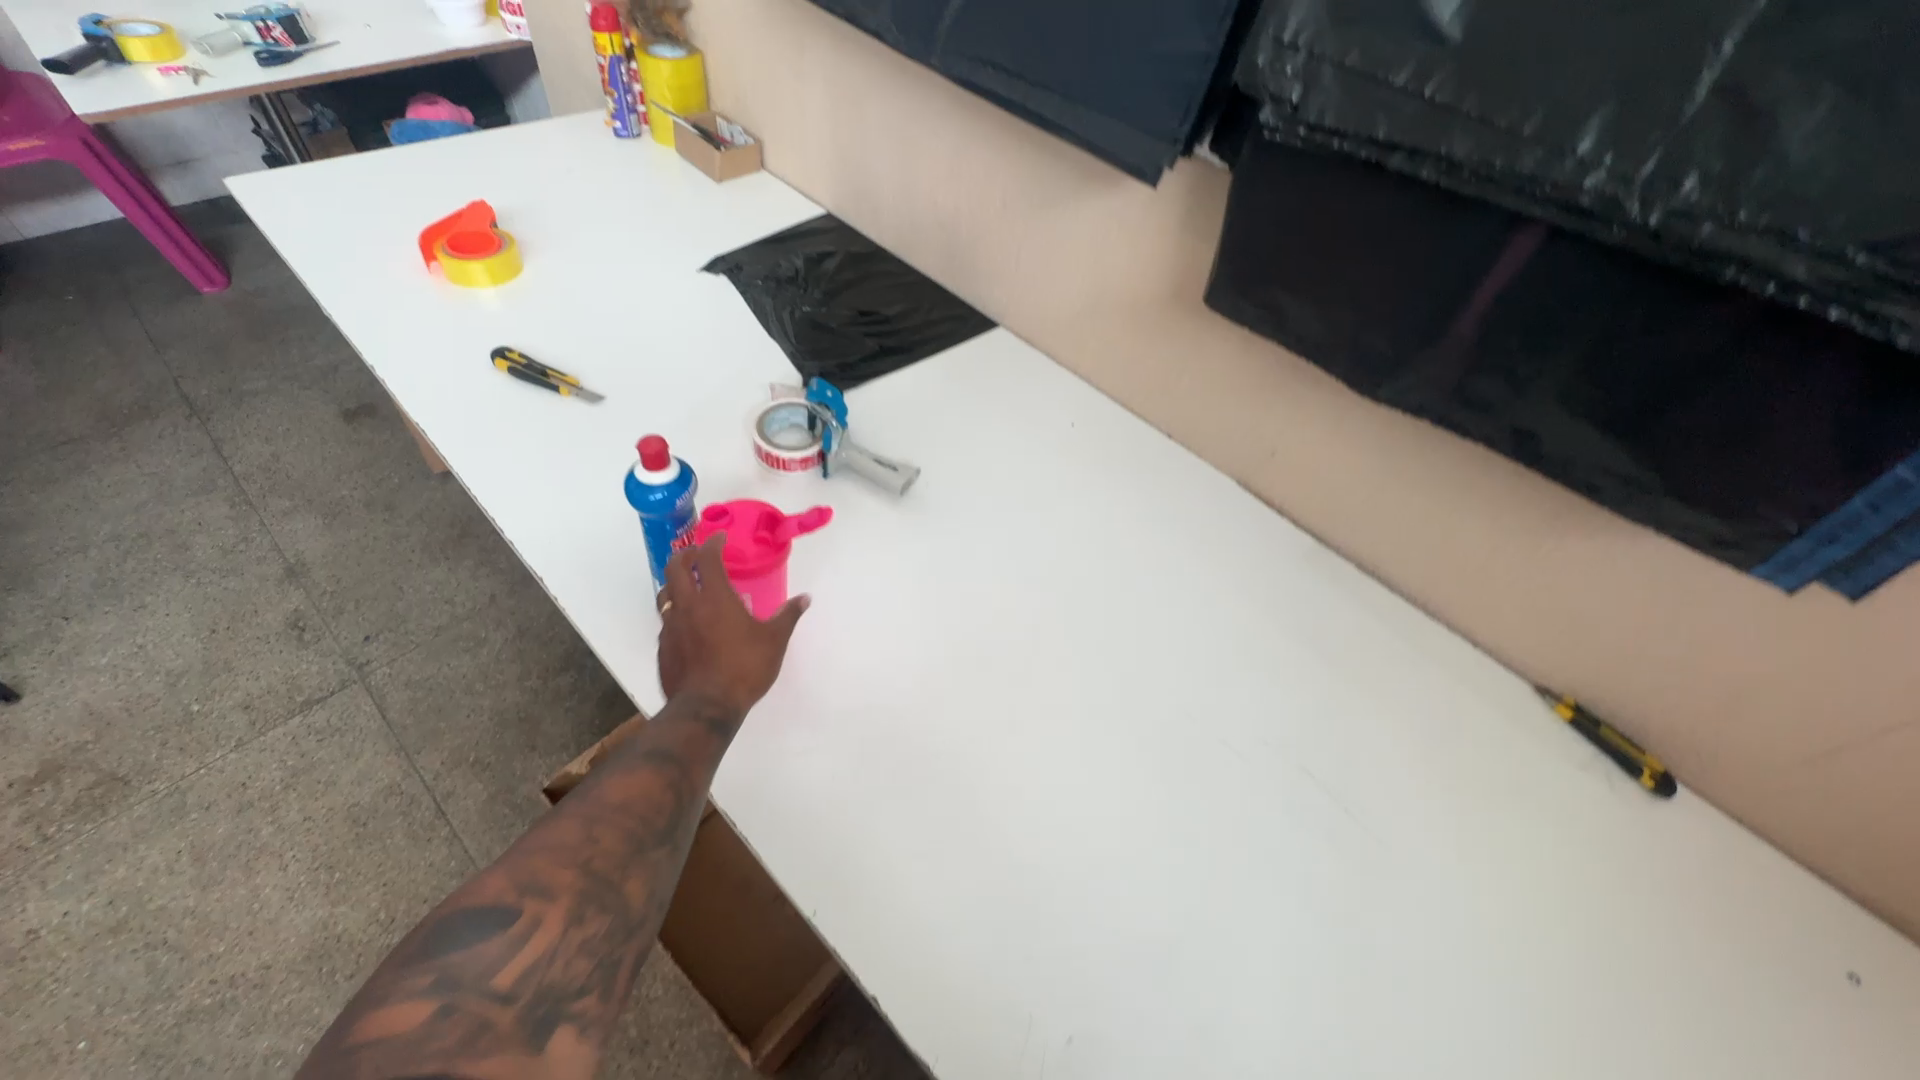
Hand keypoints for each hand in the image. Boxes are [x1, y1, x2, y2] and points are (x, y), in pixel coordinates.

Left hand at [656, 536, 809, 720]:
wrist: (706, 706)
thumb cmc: (744, 668)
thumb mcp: (774, 641)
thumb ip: (788, 616)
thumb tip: (805, 598)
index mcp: (715, 598)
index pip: (707, 558)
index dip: (712, 543)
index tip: (720, 539)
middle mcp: (688, 605)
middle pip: (674, 567)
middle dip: (685, 554)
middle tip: (698, 554)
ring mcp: (671, 626)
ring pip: (664, 593)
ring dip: (675, 582)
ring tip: (688, 585)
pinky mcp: (663, 647)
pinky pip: (665, 620)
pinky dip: (675, 612)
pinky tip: (687, 623)